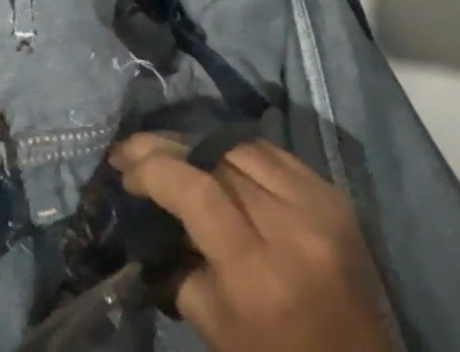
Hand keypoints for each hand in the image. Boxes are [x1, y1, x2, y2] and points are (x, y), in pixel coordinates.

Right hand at [111, 134, 394, 351]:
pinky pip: (273, 153)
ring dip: (197, 140)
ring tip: (165, 146)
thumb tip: (147, 204)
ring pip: (243, 144)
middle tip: (129, 148)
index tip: (123, 170)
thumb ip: (176, 258)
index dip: (153, 168)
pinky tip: (210, 154)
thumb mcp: (209, 318)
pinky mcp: (335, 195)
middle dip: (166, 145)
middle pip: (218, 157)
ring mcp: (321, 204)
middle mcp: (293, 225)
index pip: (197, 189)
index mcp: (258, 269)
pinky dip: (234, 149)